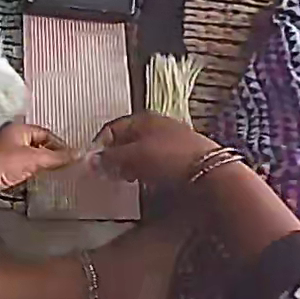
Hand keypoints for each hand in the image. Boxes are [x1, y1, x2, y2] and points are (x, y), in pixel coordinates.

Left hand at [0, 121, 73, 198]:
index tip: (69, 156)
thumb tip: (76, 155)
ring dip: (37, 162)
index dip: (59, 145)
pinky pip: (17, 163)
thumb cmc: (3, 164)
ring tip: (45, 171)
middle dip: (48, 154)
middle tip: (59, 164)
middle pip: (36, 143)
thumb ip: (57, 157)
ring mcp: (2, 149)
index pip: (46, 133)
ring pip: (27, 153)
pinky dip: (26, 168)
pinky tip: (30, 176)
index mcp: (18, 128)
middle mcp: (9, 135)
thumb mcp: (35, 159)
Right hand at [95, 112, 220, 188]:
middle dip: (114, 157)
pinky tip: (146, 180)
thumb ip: (108, 158)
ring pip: (140, 151)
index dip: (99, 146)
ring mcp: (171, 139)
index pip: (111, 128)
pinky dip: (145, 169)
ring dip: (129, 165)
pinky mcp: (181, 155)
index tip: (94, 164)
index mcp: (143, 118)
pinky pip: (154, 160)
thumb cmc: (167, 158)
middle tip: (109, 172)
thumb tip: (90, 161)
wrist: (209, 172)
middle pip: (126, 139)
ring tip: (127, 178)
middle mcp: (157, 124)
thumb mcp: (132, 157)